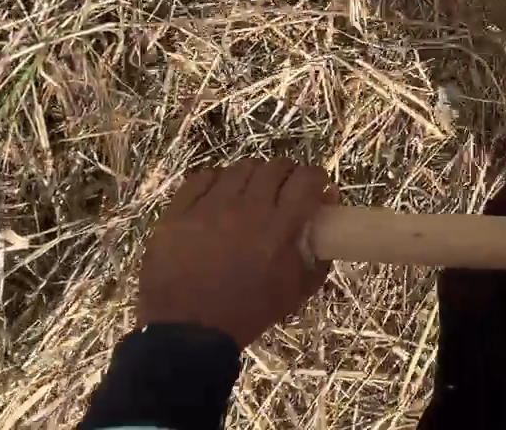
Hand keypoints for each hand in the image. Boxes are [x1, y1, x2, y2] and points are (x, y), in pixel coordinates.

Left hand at [137, 159, 335, 346]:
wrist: (185, 338)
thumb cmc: (248, 313)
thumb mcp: (298, 288)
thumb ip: (322, 248)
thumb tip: (328, 204)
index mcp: (279, 228)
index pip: (307, 179)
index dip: (315, 177)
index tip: (314, 187)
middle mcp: (247, 211)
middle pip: (275, 167)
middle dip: (286, 173)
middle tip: (284, 189)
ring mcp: (209, 211)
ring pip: (241, 168)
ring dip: (253, 176)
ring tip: (250, 192)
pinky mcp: (177, 216)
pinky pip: (201, 179)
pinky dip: (216, 181)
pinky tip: (219, 196)